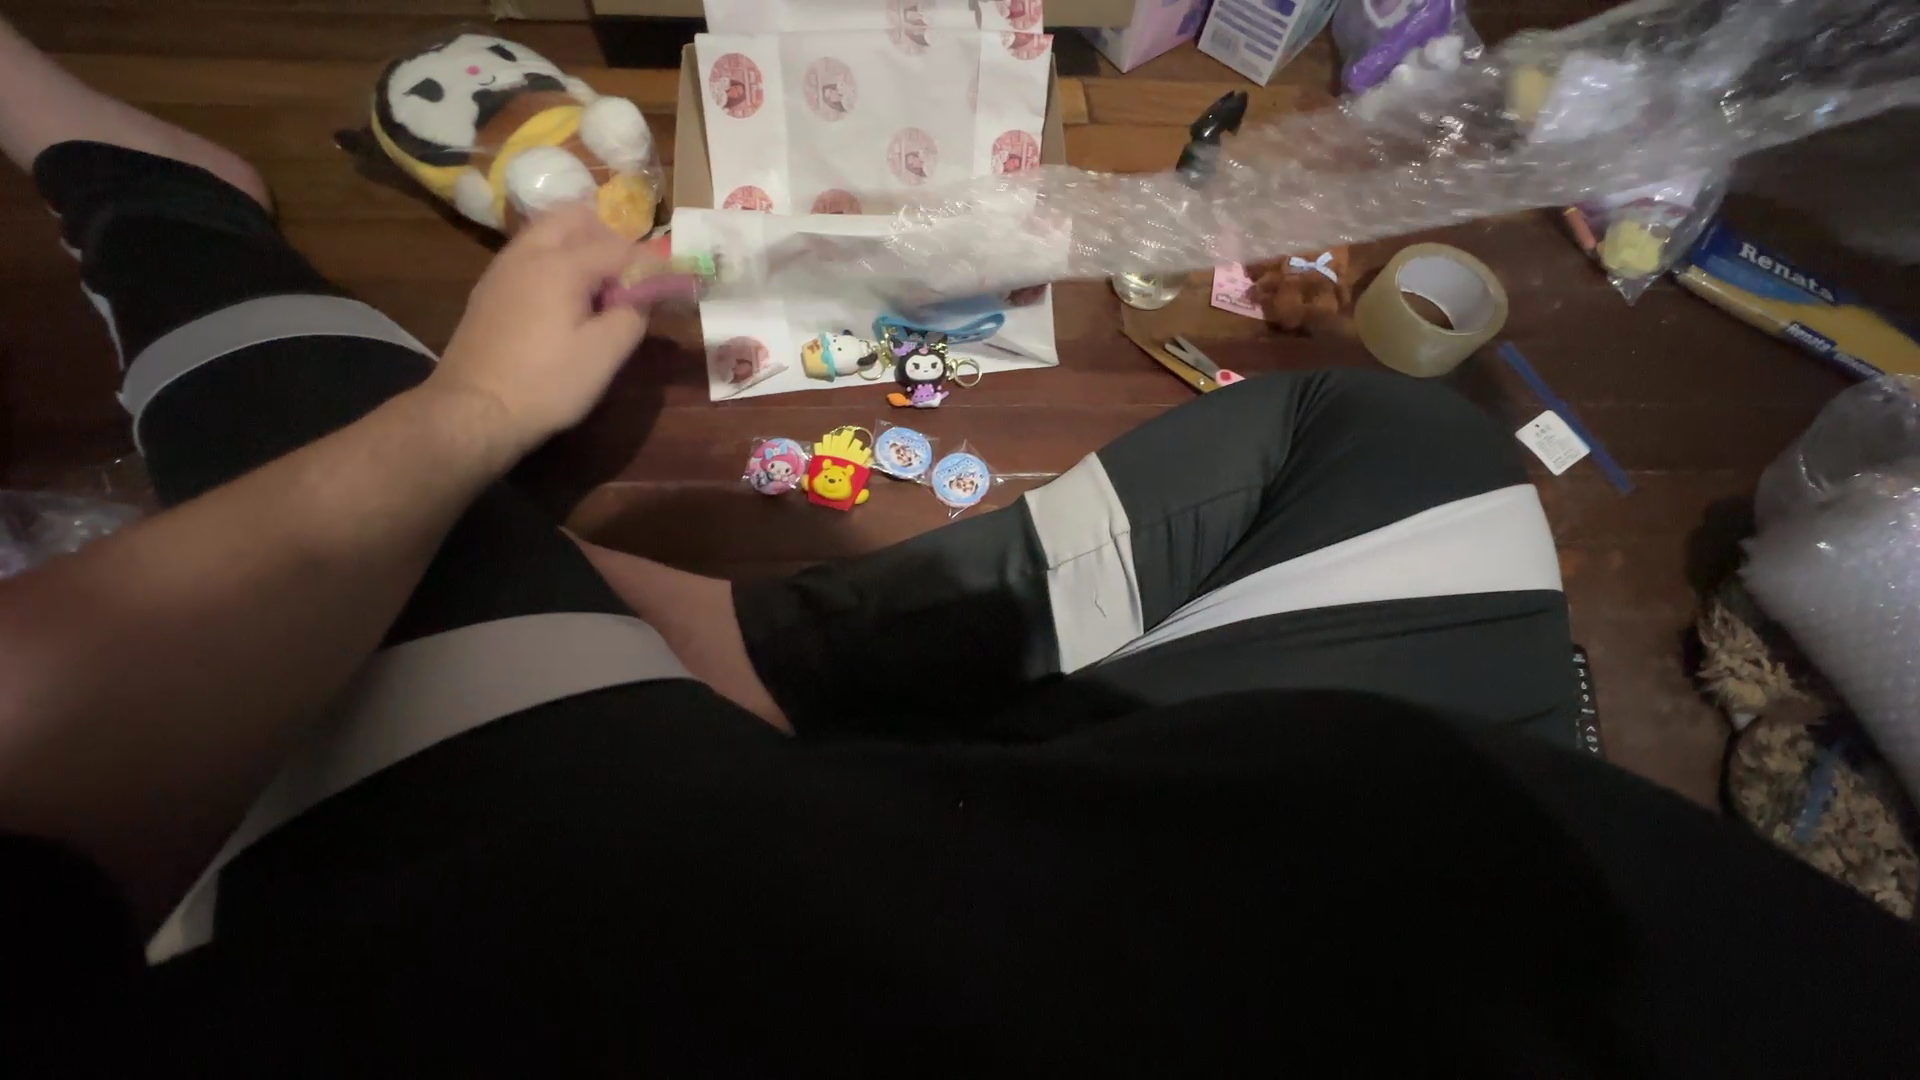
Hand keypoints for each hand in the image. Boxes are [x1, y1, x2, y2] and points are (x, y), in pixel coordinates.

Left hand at [430, 204, 648, 449]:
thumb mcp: (605, 354)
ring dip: (582, 246)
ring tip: (606, 287)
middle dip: (610, 237)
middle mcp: (528, 254)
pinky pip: (532, 256)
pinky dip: (559, 261)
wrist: (475, 409)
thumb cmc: (548, 382)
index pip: (618, 246)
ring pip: (548, 234)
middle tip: (633, 273)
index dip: (649, 261)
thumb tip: (643, 296)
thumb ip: (633, 315)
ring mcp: (503, 269)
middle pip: (574, 219)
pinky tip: (570, 300)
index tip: (672, 279)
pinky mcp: (491, 291)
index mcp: (561, 264)